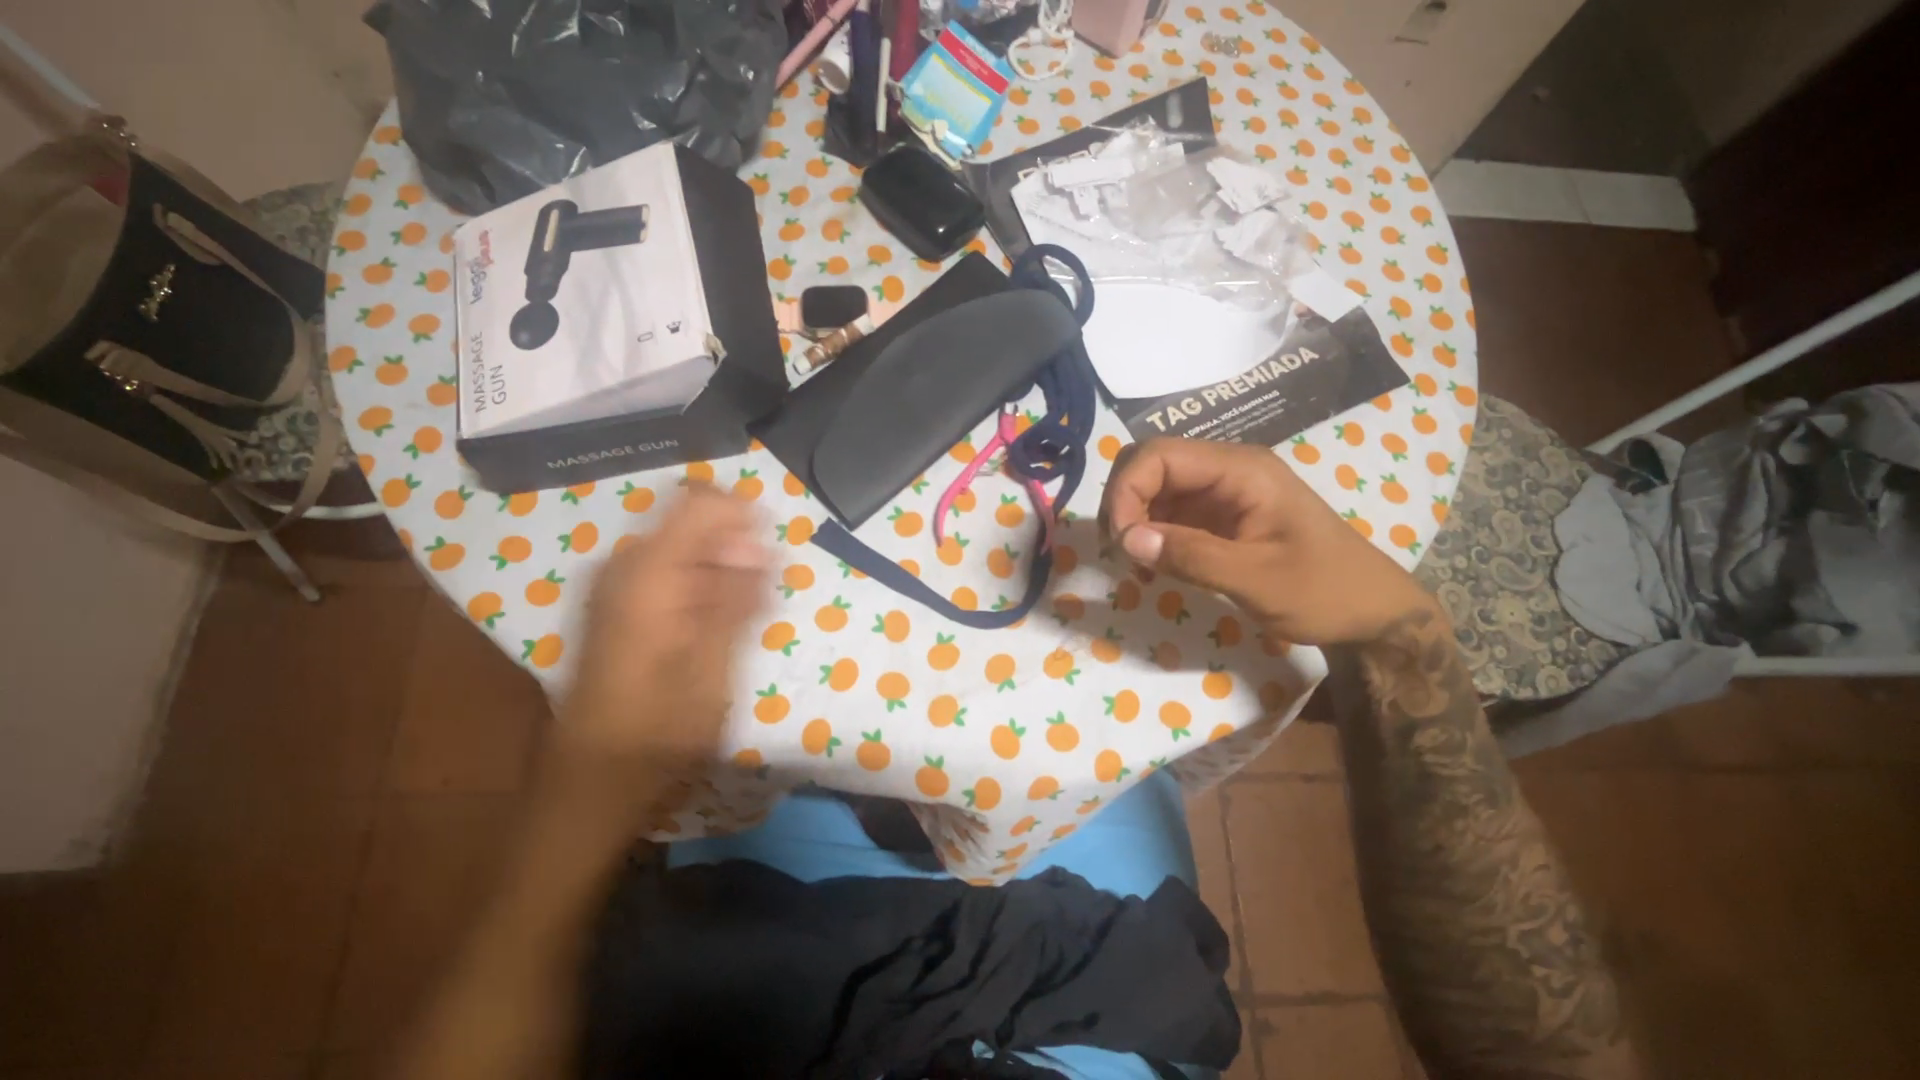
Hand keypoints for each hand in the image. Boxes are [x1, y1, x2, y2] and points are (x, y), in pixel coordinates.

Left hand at [545, 487, 769, 820]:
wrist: (589, 782)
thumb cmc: (658, 734)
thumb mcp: (712, 671)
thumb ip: (735, 599)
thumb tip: (759, 543)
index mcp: (647, 575)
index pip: (700, 502)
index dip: (742, 516)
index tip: (769, 559)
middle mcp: (622, 568)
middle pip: (690, 524)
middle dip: (733, 550)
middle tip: (757, 602)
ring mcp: (610, 587)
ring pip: (679, 547)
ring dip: (717, 572)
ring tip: (735, 622)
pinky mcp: (609, 607)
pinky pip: (662, 571)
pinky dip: (694, 587)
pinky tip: (705, 631)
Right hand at [1100, 437, 1436, 646]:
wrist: (1369, 613)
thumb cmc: (1324, 591)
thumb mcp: (1257, 579)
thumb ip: (1192, 556)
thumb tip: (1128, 540)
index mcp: (1242, 469)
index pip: (1159, 454)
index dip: (1126, 489)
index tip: (1120, 541)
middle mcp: (1227, 470)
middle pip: (1151, 464)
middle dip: (1124, 501)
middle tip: (1121, 552)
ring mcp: (1223, 493)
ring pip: (1155, 488)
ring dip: (1133, 520)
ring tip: (1134, 565)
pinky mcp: (1219, 518)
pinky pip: (1170, 513)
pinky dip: (1150, 535)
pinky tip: (1151, 566)